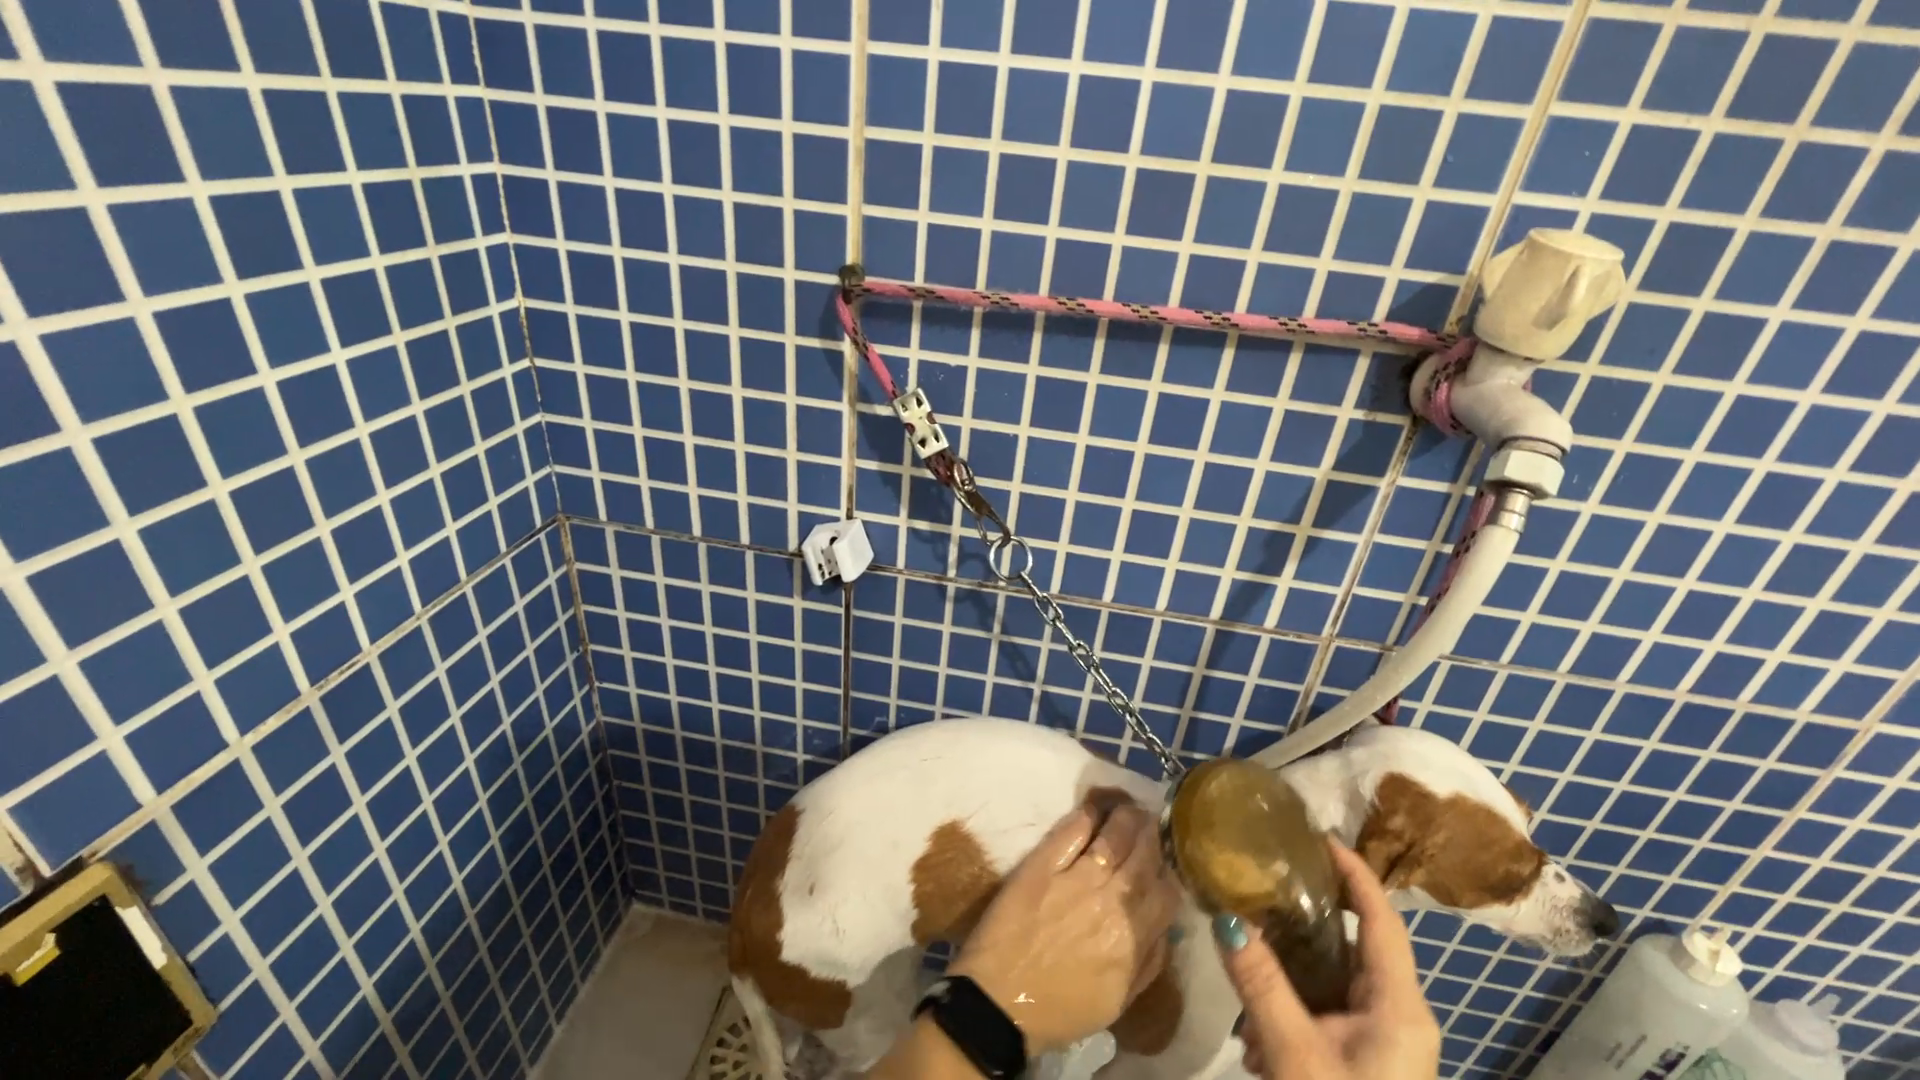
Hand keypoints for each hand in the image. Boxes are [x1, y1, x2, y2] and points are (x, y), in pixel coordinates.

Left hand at [950, 801, 1183, 1054]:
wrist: (999, 1002)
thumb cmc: (1060, 1009)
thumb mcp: (1119, 1001)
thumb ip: (1149, 963)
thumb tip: (1167, 929)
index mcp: (1133, 937)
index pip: (1167, 892)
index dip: (1169, 873)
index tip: (1163, 865)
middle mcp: (1112, 901)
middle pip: (1145, 854)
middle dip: (1152, 834)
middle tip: (1150, 823)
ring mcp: (1076, 879)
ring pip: (1114, 835)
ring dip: (1126, 817)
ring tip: (1127, 808)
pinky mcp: (1041, 866)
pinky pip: (1071, 831)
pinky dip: (1086, 815)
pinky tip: (1093, 808)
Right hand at [1216, 840, 1439, 1078]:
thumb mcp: (1294, 1053)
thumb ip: (1259, 984)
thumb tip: (1225, 917)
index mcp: (1400, 1006)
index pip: (1381, 918)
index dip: (1352, 870)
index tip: (1314, 833)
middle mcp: (1400, 1016)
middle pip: (1356, 944)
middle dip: (1306, 921)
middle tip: (1263, 887)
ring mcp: (1384, 1043)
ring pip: (1335, 982)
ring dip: (1291, 975)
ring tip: (1249, 972)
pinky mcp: (1365, 1063)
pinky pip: (1328, 1014)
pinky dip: (1292, 1010)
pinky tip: (1259, 1038)